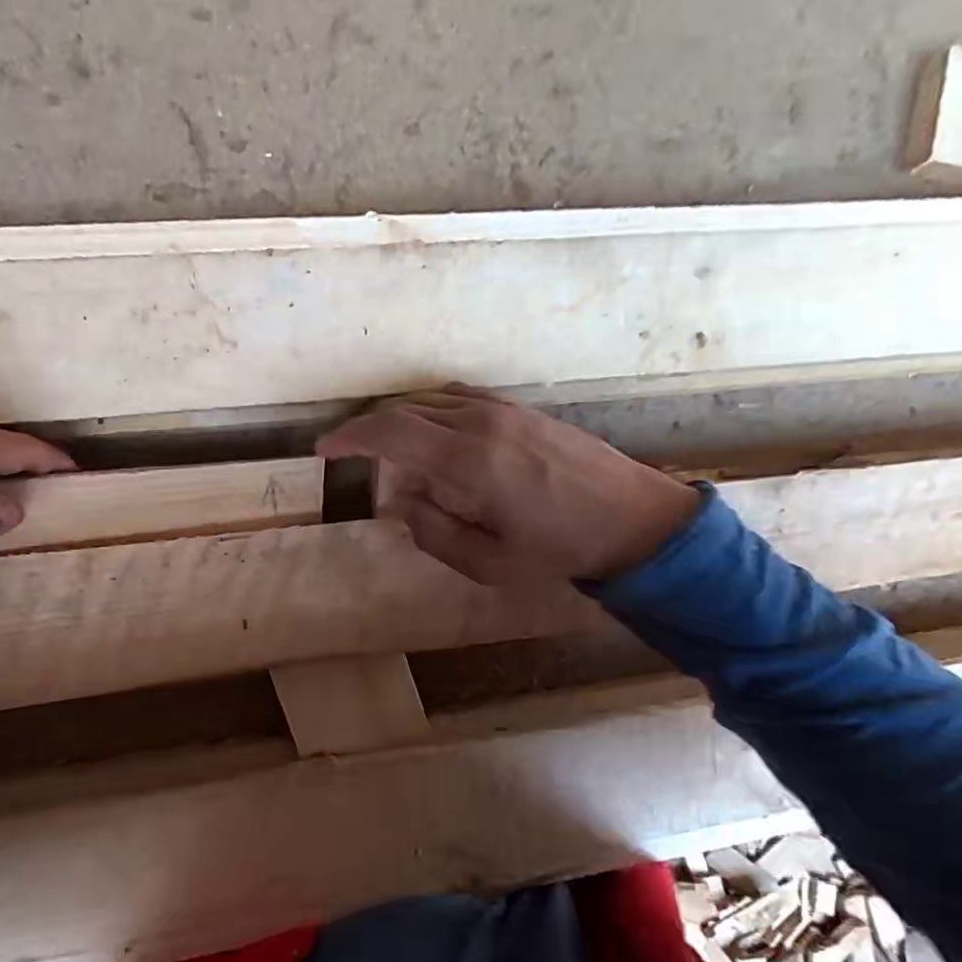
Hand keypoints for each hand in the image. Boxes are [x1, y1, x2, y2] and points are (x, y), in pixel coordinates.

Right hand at [316, 384, 700, 584]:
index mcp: (469, 461)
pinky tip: (436, 435)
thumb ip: (433, 531)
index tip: (324, 450)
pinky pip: (463, 399)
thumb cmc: (562, 552)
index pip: (391, 431)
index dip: (349, 437)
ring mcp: (507, 410)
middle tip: (354, 457)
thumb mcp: (489, 562)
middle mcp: (483, 422)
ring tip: (392, 453)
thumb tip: (398, 501)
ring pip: (435, 400)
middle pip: (407, 409)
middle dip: (371, 430)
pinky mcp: (524, 411)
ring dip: (403, 420)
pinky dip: (434, 412)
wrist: (637, 521)